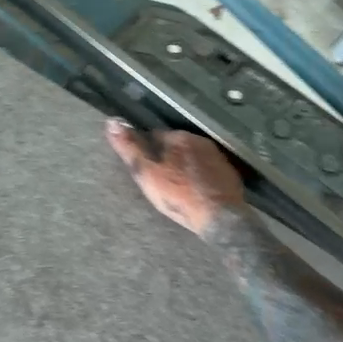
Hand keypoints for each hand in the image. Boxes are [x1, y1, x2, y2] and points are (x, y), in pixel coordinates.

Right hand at [105, 120, 244, 236]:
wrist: (220, 219)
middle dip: (168, 158)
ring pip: (194, 157)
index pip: (155, 136)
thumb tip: (111, 122)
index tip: (146, 168)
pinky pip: (210, 170)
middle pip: (176, 146)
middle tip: (161, 180)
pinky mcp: (230, 174)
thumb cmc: (179, 195)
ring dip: (185, 166)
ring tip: (179, 187)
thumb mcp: (146, 173)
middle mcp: (200, 141)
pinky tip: (197, 192)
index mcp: (179, 137)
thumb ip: (129, 148)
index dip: (148, 152)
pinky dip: (202, 177)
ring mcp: (218, 157)